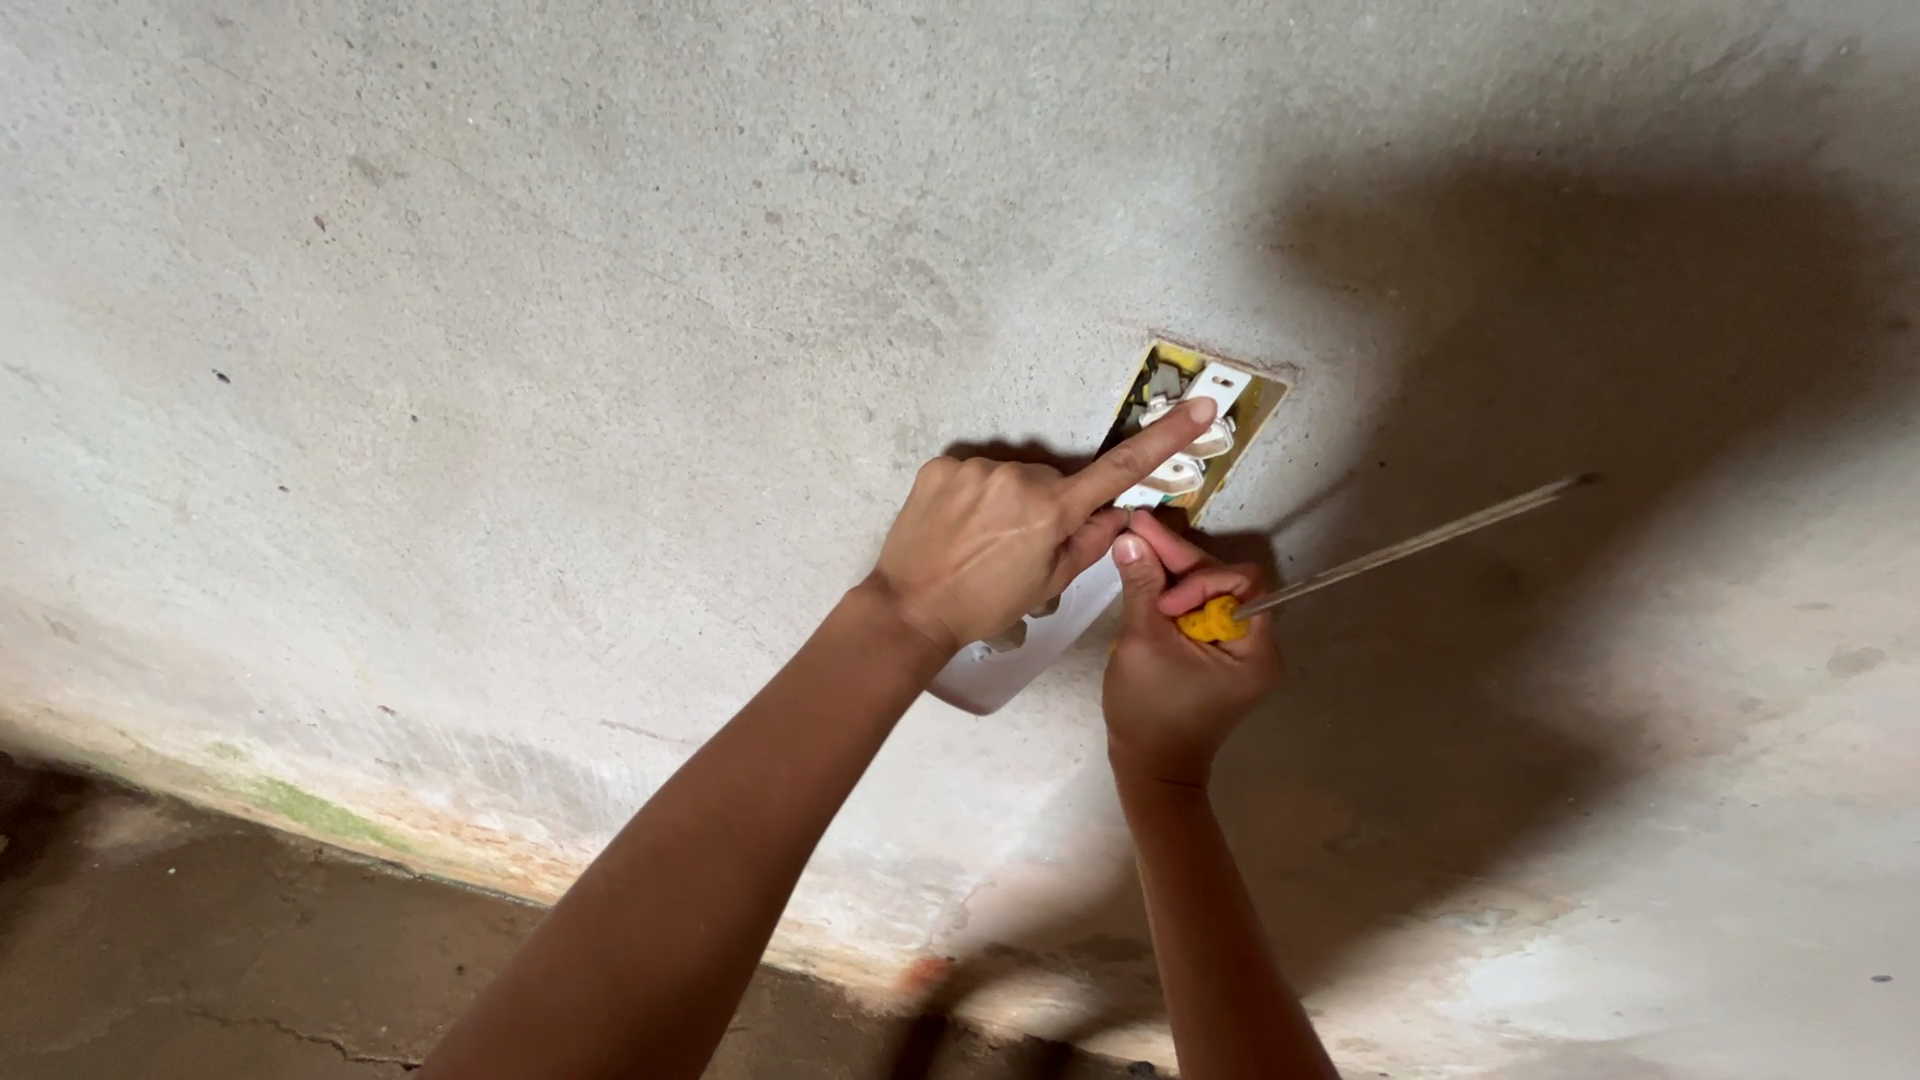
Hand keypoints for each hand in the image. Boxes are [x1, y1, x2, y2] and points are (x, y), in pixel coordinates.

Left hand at [868, 397, 1217, 652]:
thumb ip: (1090, 542)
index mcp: (1050, 510)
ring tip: (981, 538)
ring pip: (1011, 476)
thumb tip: (1117, 512)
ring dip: (1006, 498)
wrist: (911, 608)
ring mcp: (974, 468)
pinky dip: (973, 494)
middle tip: (1017, 544)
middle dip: (1046, 503)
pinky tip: (957, 525)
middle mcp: (1016, 478)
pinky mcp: (941, 466)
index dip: (1165, 438)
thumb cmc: (985, 605)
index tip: (1201, 408)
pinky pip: (974, 473)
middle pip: (1051, 479)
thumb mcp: (1049, 584)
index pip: (1119, 470)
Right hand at [1104, 512, 1282, 786]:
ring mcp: (1236, 649)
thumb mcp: (1142, 643)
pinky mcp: (1216, 653)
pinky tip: (1145, 575)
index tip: (1163, 597)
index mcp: (1253, 648)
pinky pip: (1199, 613)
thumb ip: (1141, 587)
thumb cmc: (1150, 711)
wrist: (1150, 767)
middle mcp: (1255, 645)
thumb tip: (1130, 537)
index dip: (1201, 577)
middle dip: (1180, 562)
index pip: (1241, 584)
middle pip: (1223, 583)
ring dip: (1173, 574)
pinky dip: (1173, 596)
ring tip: (1135, 546)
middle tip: (1138, 531)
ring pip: (1208, 594)